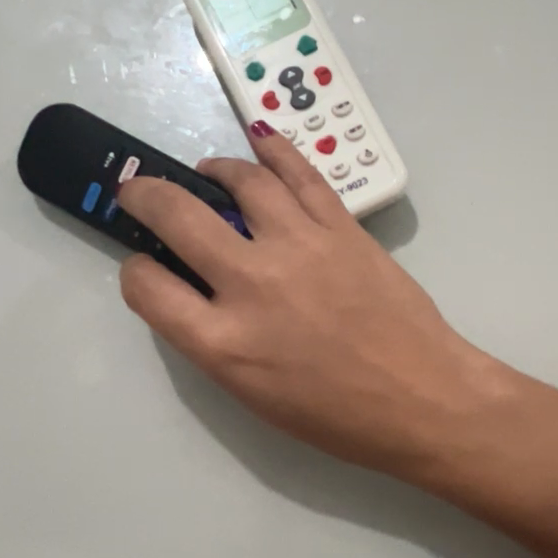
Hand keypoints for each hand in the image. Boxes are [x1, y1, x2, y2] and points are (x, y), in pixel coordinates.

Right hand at [115, 123, 509, 476]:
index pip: (148, 288)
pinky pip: (300, 174)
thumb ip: (214, 341)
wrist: (422, 400)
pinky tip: (258, 141)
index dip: (135, 273)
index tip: (144, 268)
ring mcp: (300, 248)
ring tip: (209, 172)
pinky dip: (273, 150)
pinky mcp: (342, 228)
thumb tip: (195, 292)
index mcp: (223, 344)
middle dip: (144, 196)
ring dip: (214, 170)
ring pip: (241, 182)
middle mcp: (252, 285)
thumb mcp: (254, 395)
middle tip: (139, 192)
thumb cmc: (337, 416)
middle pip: (177, 217)